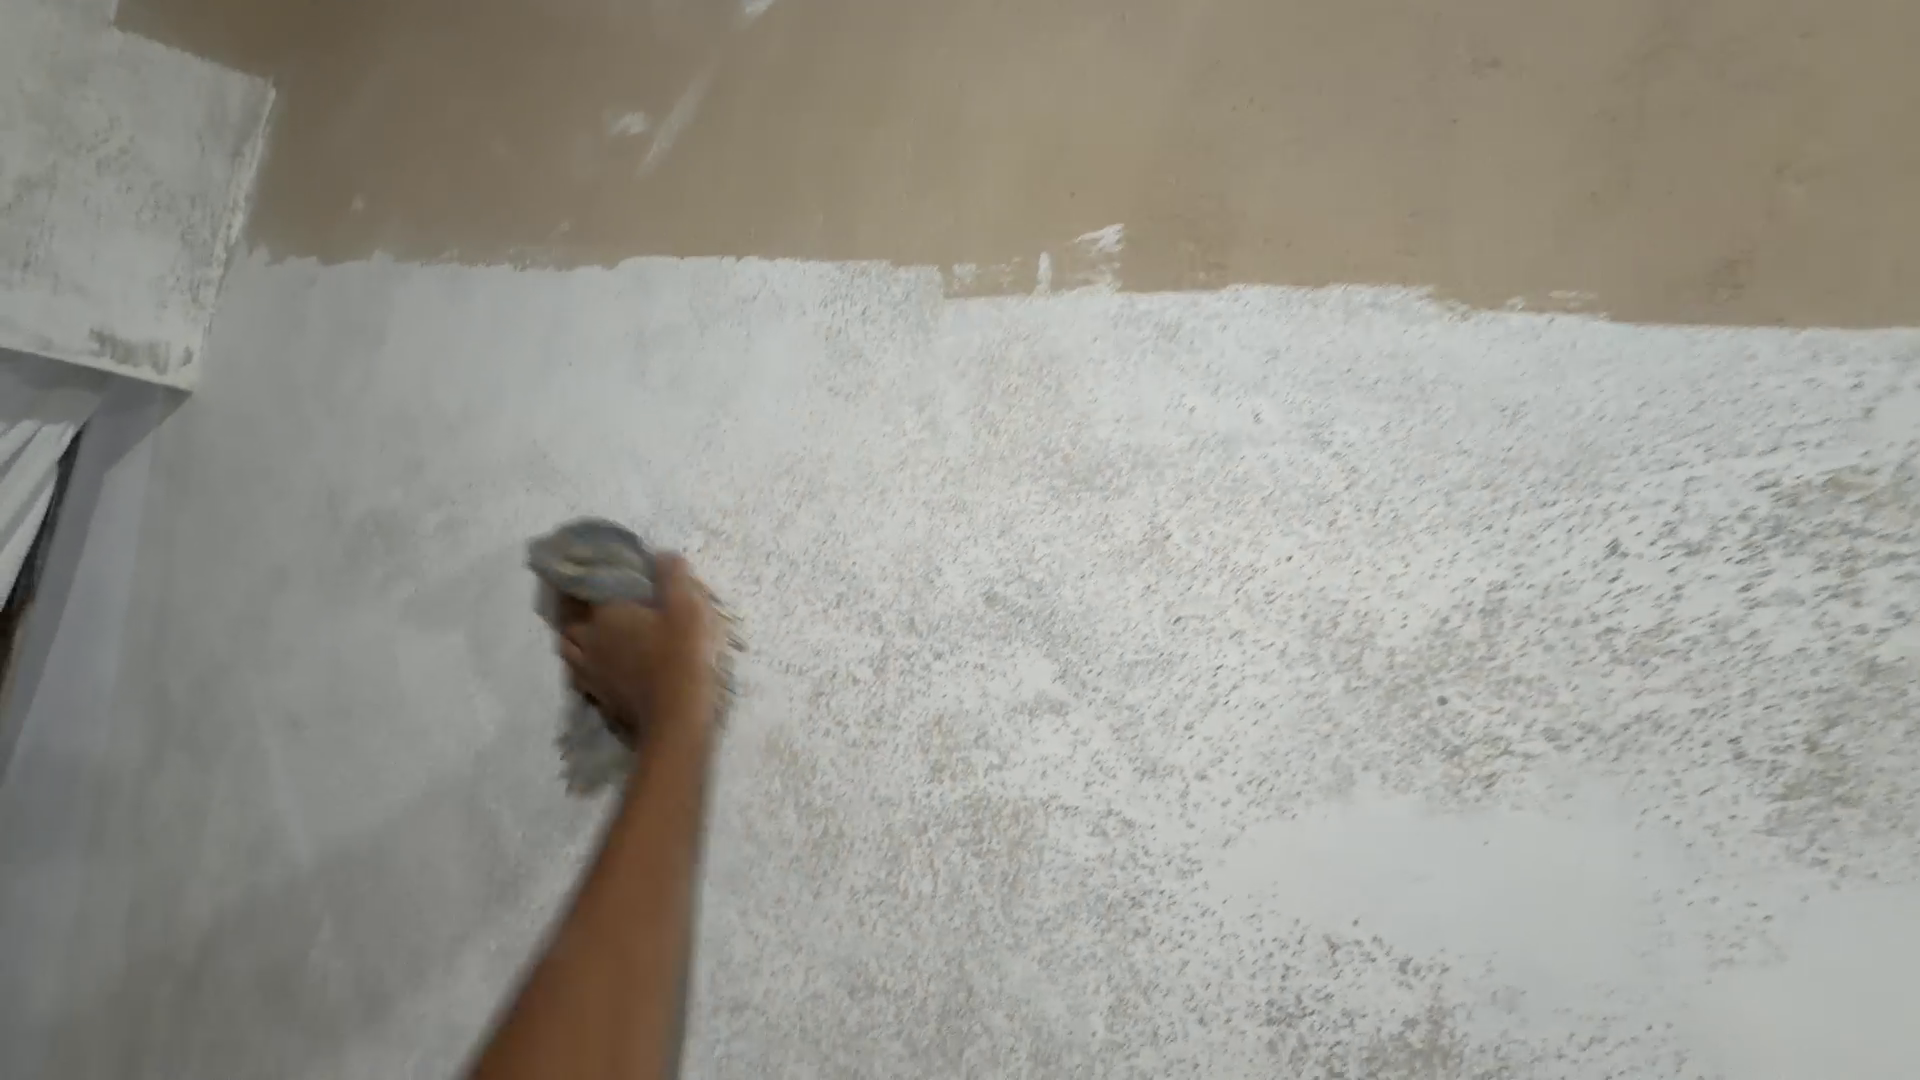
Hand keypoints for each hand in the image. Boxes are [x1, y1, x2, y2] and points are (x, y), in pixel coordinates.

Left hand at [557, 555, 718, 742]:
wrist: (675, 717)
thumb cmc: (681, 656)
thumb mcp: (687, 609)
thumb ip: (673, 578)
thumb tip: (663, 554)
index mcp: (606, 615)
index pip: (579, 588)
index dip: (576, 575)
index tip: (577, 565)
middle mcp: (588, 640)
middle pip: (566, 618)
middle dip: (570, 605)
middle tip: (582, 596)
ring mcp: (588, 670)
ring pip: (566, 646)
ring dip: (571, 633)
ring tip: (583, 627)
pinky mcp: (596, 695)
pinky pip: (577, 671)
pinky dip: (579, 661)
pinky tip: (591, 661)